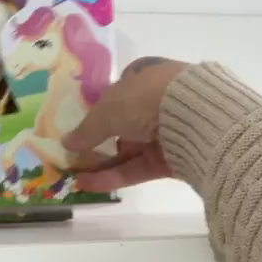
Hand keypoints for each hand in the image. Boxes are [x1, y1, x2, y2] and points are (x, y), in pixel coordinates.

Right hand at [62, 56, 189, 190]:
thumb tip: (66, 142)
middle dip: (97, 142)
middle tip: (73, 156)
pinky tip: (88, 185)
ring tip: (74, 176)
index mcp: (144, 76)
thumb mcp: (107, 110)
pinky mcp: (171, 158)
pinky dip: (114, 176)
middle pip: (122, 124)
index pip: (118, 90)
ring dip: (101, 163)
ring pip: (128, 149)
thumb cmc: (146, 99)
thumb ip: (86, 128)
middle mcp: (156, 101)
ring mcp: (166, 131)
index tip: (80, 125)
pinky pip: (137, 168)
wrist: (195, 119)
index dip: (98, 108)